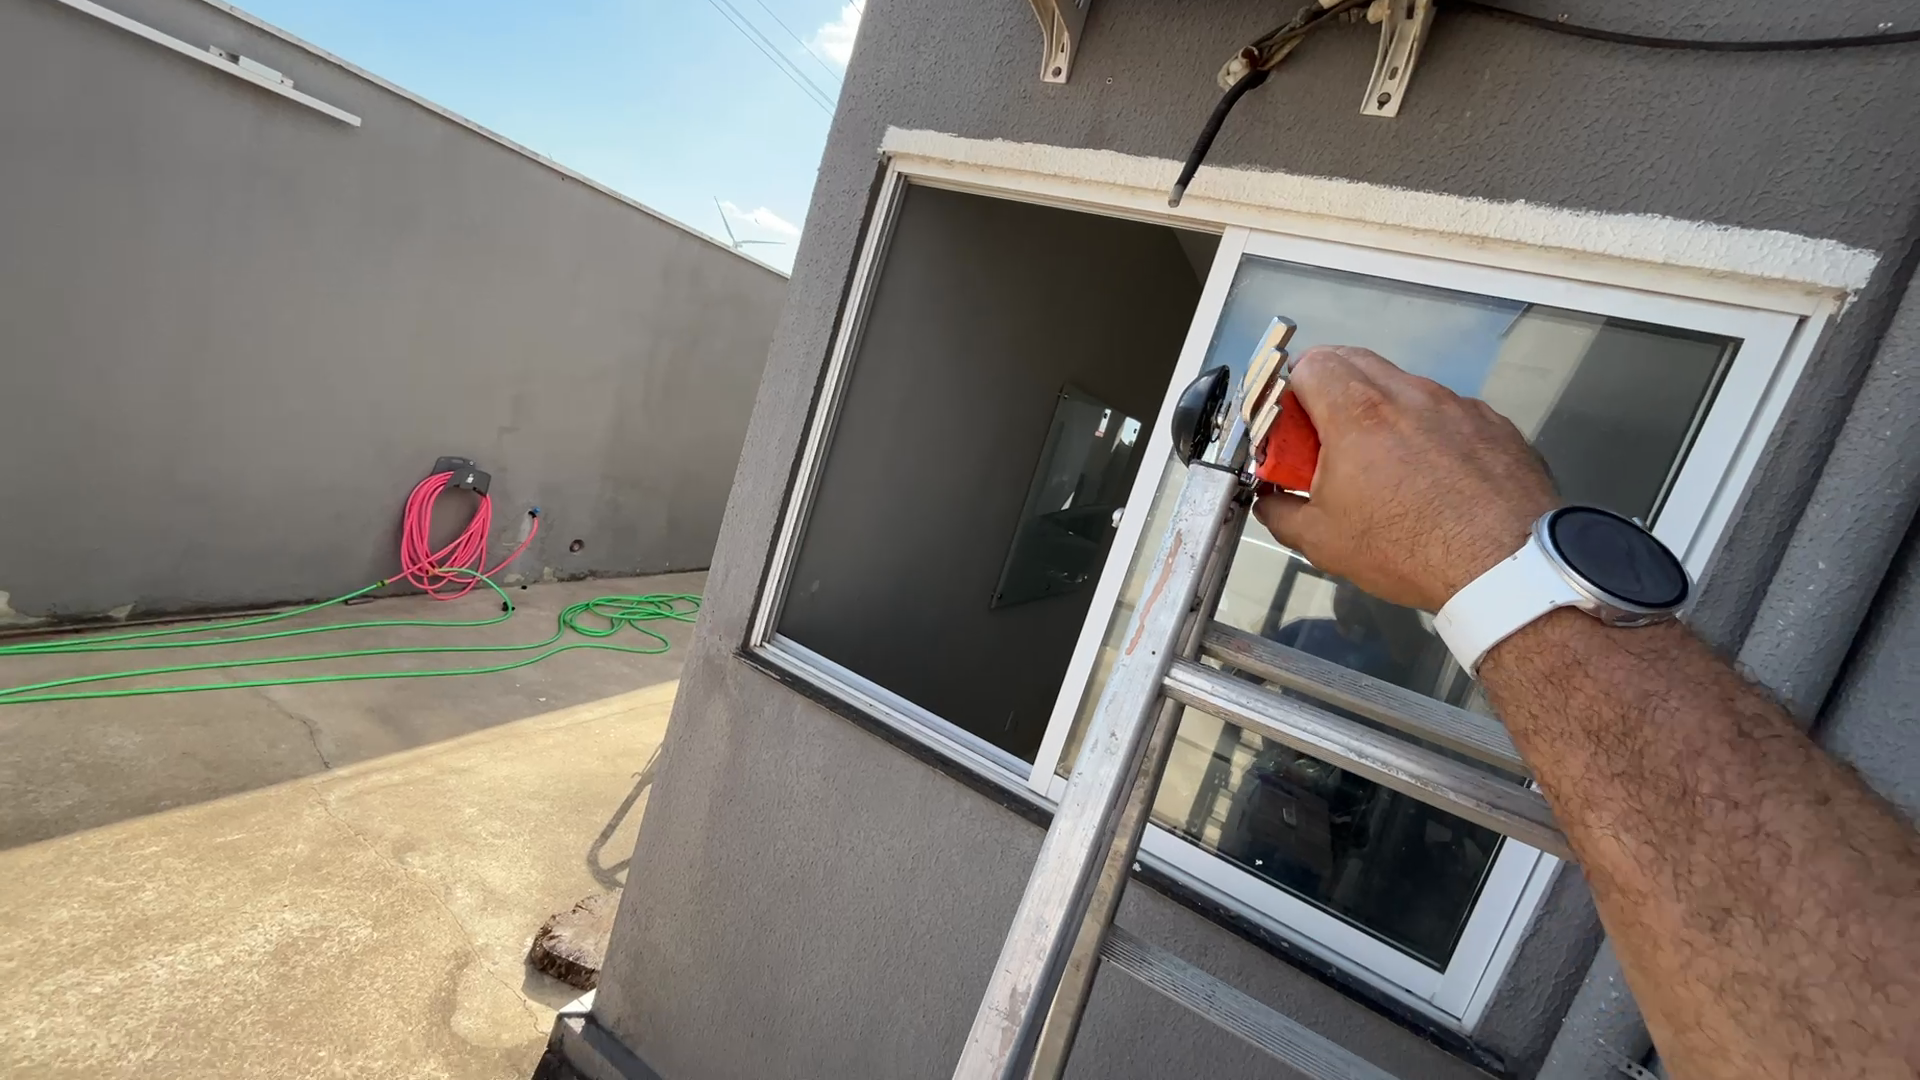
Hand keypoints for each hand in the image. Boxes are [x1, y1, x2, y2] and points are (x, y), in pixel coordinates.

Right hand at [1252, 346, 1558, 612]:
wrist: (1506, 567)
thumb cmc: (1402, 547)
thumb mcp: (1319, 540)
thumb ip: (1279, 511)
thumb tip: (1269, 501)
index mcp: (1357, 413)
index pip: (1310, 364)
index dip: (1289, 390)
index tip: (1288, 427)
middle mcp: (1408, 394)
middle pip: (1353, 360)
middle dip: (1327, 390)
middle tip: (1322, 437)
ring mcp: (1457, 404)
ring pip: (1400, 385)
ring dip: (1377, 409)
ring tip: (1380, 461)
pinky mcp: (1494, 423)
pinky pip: (1443, 410)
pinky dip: (1423, 429)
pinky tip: (1429, 475)